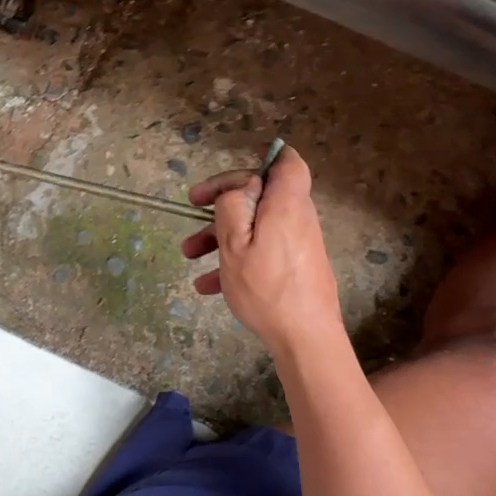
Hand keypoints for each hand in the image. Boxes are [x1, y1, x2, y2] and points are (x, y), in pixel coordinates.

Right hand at [180, 147, 342, 353]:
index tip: (238, 161)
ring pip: (257, 226)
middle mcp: (297, 218)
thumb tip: (242, 186)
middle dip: (224, 201)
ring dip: (222, 234)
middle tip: (193, 208)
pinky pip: (263, 251)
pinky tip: (207, 285)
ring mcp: (298, 244)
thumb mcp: (235, 244)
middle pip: (261, 195)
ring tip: (189, 253)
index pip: (287, 163)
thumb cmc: (266, 288)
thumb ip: (233, 207)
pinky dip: (237, 259)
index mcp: (285, 204)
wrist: (306, 339)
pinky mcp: (297, 268)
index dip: (265, 156)